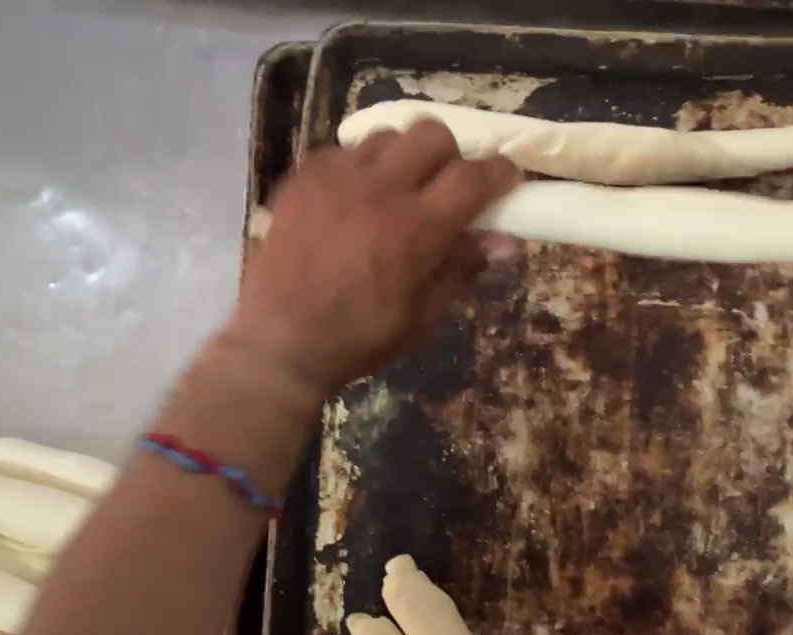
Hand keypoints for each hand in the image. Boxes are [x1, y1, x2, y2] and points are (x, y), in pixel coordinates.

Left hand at [220, 120, 520, 399]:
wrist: (282, 340)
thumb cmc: (361, 338)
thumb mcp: (422, 316)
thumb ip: (461, 269)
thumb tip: (504, 243)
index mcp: (416, 229)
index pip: (472, 178)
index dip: (498, 172)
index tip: (509, 176)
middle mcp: (380, 188)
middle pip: (432, 135)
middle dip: (450, 155)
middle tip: (447, 186)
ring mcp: (338, 176)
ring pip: (388, 136)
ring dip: (406, 157)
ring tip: (399, 190)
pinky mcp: (305, 175)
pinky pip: (346, 151)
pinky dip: (364, 168)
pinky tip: (357, 201)